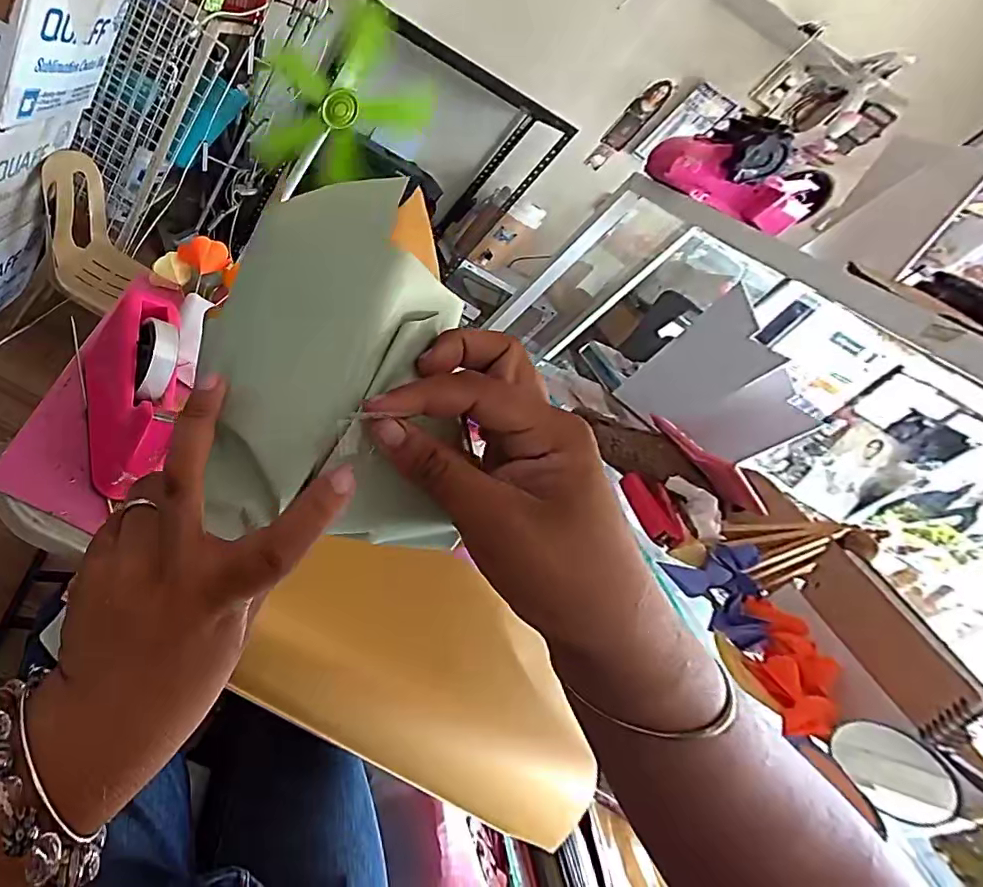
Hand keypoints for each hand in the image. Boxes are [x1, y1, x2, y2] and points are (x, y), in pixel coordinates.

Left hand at [25, 375, 354, 833]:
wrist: (98, 722)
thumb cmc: (180, 687)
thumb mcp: (231, 638)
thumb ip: (244, 582)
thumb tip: (256, 535)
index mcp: (218, 594)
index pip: (276, 549)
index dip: (314, 511)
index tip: (343, 471)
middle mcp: (171, 568)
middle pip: (181, 480)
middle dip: (199, 423)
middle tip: (215, 383)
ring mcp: (125, 561)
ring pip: (146, 496)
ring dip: (158, 499)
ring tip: (161, 529)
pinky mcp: (91, 560)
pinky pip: (121, 521)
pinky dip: (133, 526)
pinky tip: (134, 558)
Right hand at [361, 330, 640, 660]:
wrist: (606, 629)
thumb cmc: (559, 573)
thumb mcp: (490, 520)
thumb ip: (435, 467)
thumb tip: (382, 426)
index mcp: (551, 429)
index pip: (479, 389)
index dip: (422, 394)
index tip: (376, 408)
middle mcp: (545, 425)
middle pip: (501, 361)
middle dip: (455, 353)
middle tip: (412, 372)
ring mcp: (534, 446)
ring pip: (493, 388)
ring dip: (453, 381)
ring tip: (410, 395)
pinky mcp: (519, 468)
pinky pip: (482, 427)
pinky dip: (451, 420)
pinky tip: (425, 434)